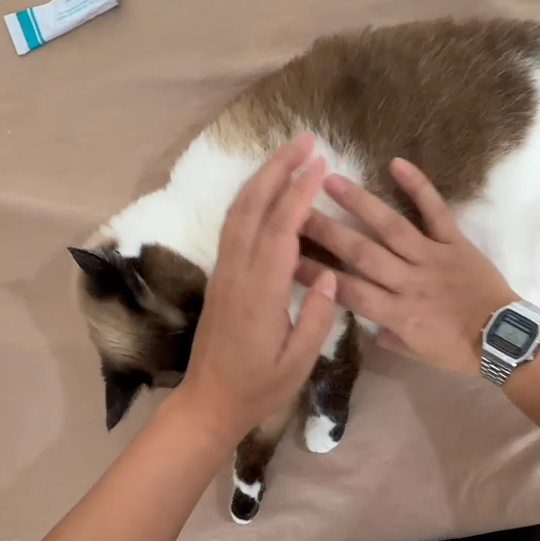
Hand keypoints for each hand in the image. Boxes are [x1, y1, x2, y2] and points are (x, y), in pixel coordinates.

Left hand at [171, 131, 338, 438]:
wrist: (210, 401)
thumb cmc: (259, 388)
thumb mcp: (298, 362)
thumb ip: (317, 317)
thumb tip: (330, 275)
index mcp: (261, 294)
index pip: (281, 229)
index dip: (300, 192)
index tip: (320, 163)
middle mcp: (237, 275)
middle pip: (253, 207)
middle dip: (277, 168)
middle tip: (305, 139)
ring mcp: (223, 274)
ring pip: (238, 213)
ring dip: (260, 178)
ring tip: (287, 154)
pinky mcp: (219, 280)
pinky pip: (232, 228)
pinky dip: (249, 199)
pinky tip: (265, 191)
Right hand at [298, 158, 516, 376]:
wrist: (503, 340)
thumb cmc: (459, 352)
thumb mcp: (418, 354)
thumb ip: (390, 337)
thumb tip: (369, 326)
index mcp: (396, 313)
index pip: (347, 291)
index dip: (316, 276)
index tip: (287, 261)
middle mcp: (408, 282)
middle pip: (360, 253)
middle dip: (326, 232)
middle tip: (295, 212)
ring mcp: (432, 258)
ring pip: (390, 227)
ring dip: (360, 202)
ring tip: (331, 180)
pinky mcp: (455, 243)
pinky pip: (435, 211)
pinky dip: (418, 186)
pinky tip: (396, 163)